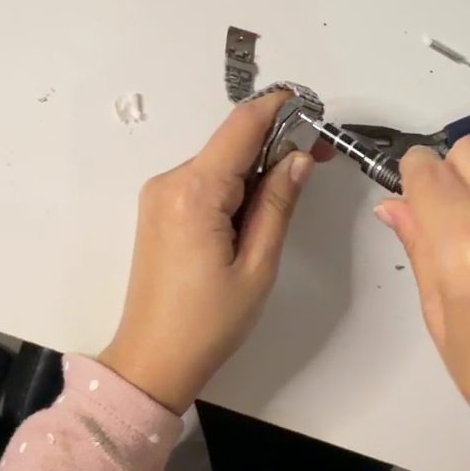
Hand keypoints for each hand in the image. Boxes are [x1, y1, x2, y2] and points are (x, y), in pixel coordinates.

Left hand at [99, 94, 315, 412]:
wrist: (154, 360)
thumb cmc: (205, 325)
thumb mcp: (258, 265)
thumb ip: (279, 204)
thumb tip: (298, 159)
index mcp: (194, 193)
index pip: (242, 125)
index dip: (282, 110)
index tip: (313, 113)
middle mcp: (169, 184)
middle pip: (231, 142)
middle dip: (275, 145)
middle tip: (315, 162)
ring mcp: (159, 197)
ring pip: (219, 163)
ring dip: (254, 171)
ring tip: (283, 204)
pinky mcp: (158, 212)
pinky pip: (203, 183)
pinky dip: (232, 188)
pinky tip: (251, 217)